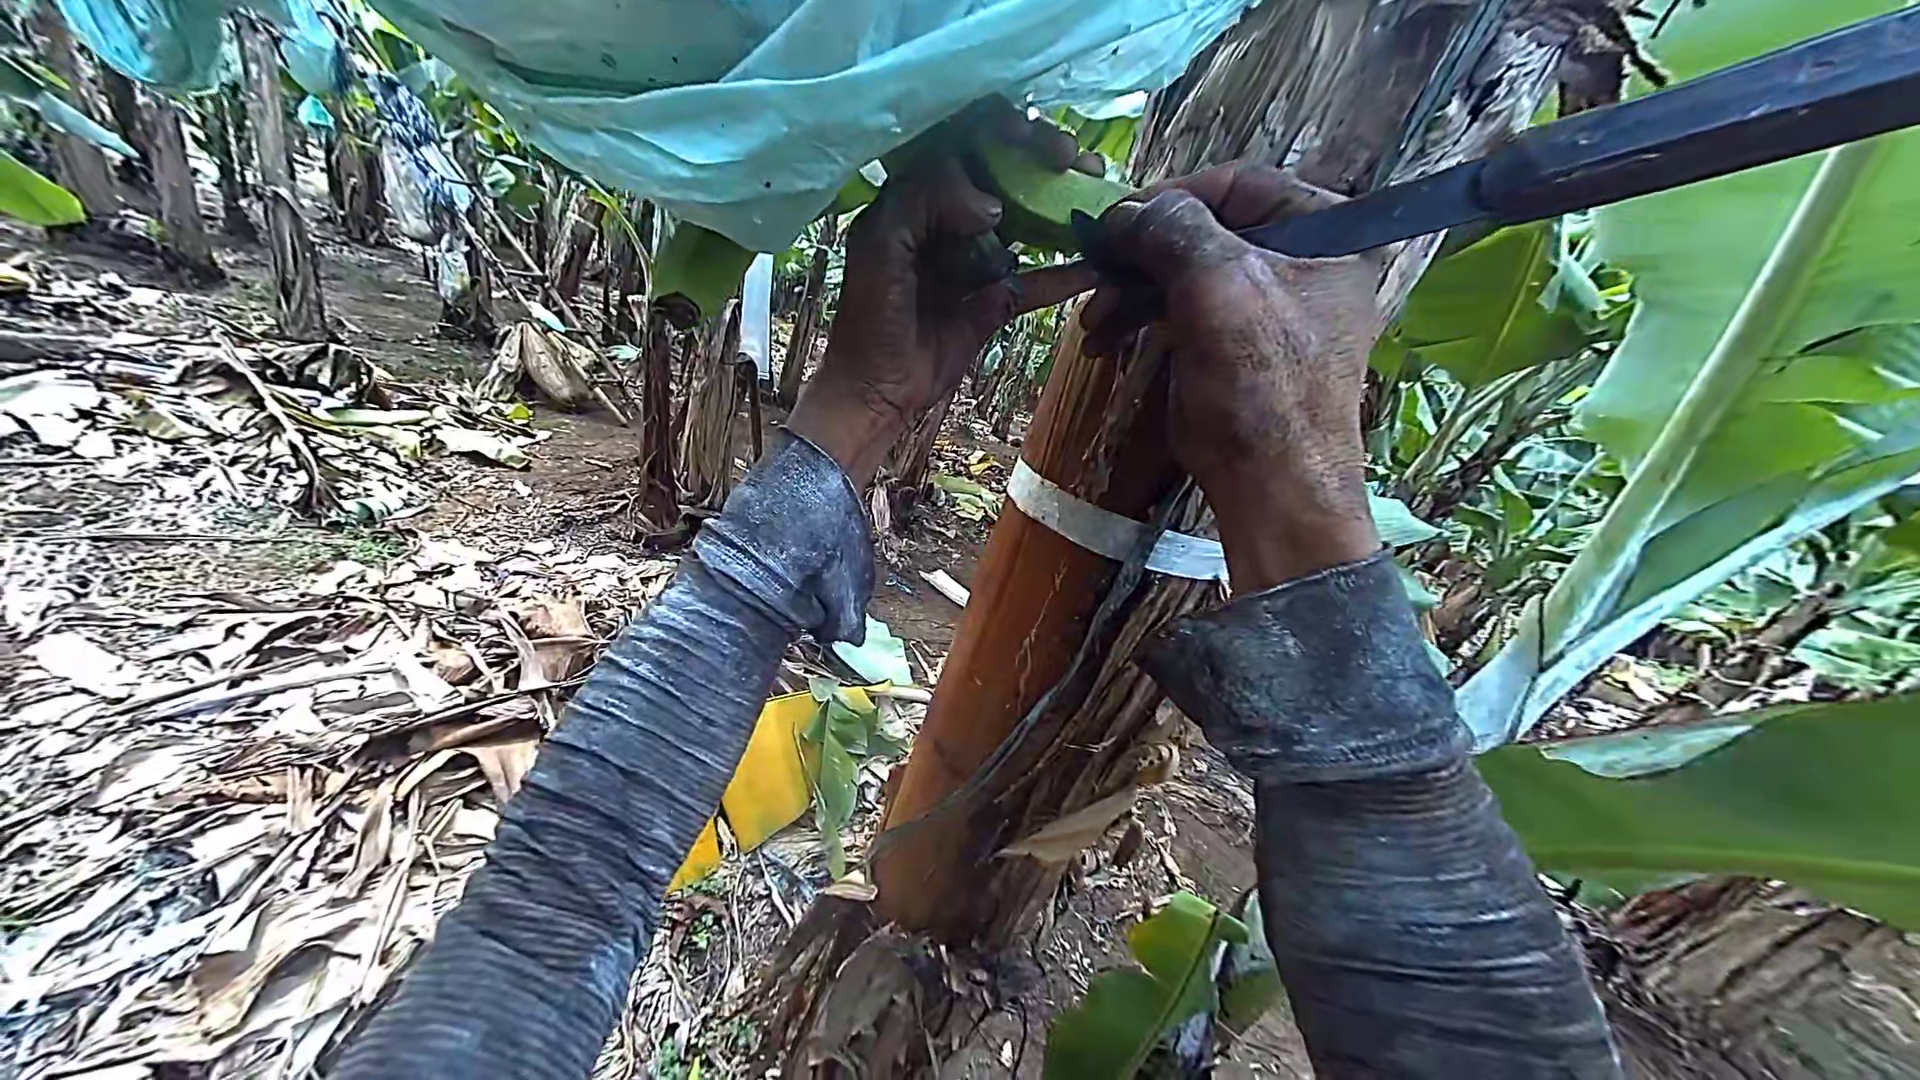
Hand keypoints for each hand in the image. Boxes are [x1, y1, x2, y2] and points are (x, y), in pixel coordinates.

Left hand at [789, 115, 1093, 486]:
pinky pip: (1034, 282)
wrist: (878, 387)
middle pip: (1003, 177)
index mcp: (914, 198)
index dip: (1002, 132)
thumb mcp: (882, 244)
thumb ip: (925, 200)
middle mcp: (949, 222)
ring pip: (1025, 225)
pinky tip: (1094, 267)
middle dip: (1042, 163)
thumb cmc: (871, 316)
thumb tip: (992, 203)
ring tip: (1096, 197)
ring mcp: (975, 262)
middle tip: (1077, 161)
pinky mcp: (994, 302)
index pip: (964, 145)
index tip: (1035, 138)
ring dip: (1061, 210)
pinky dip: (1064, 277)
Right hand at [1082, 163, 1387, 593]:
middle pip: (1200, 232)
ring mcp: (1252, 305)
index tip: (1118, 218)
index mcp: (1324, 230)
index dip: (1173, 196)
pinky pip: (1172, 313)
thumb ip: (1174, 231)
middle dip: (1139, 256)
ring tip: (1092, 321)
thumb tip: (1123, 212)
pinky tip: (1101, 339)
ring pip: (1177, 275)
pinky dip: (1134, 321)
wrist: (1267, 477)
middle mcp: (1292, 261)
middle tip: (1095, 270)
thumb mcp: (1222, 285)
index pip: (1240, 184)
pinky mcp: (1221, 344)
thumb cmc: (1261, 379)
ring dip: (1127, 293)